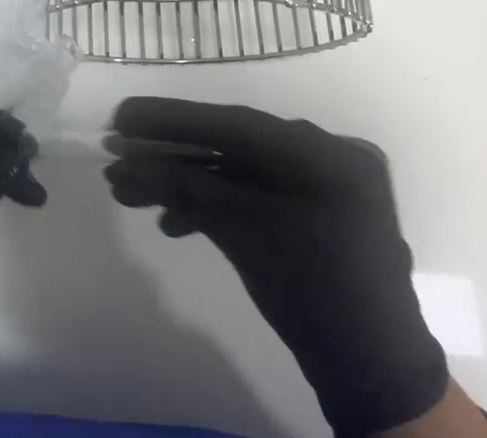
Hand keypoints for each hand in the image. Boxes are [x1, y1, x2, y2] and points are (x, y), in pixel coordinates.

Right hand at [105, 99, 447, 437]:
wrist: (371, 370)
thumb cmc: (314, 292)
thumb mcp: (245, 233)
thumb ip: (189, 188)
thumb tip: (130, 162)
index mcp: (326, 154)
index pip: (235, 123)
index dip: (171, 118)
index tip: (122, 116)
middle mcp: (328, 158)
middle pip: (231, 145)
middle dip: (169, 154)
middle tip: (115, 151)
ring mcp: (321, 188)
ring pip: (235, 172)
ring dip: (182, 182)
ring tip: (127, 192)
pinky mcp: (310, 214)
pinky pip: (252, 195)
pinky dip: (211, 205)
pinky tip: (170, 222)